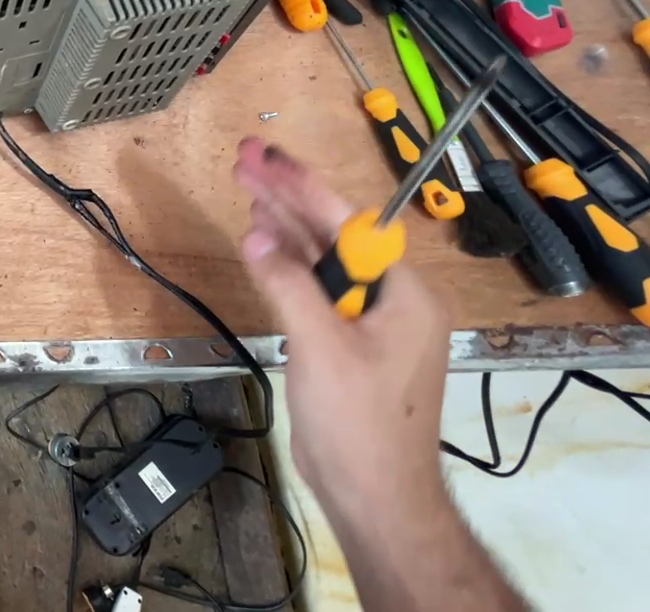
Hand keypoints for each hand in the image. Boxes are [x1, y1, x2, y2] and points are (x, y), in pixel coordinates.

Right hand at [231, 137, 452, 527]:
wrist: (374, 494)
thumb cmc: (360, 422)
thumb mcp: (323, 347)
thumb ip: (288, 285)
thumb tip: (255, 234)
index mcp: (403, 293)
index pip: (347, 224)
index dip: (303, 185)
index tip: (269, 155)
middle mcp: (388, 297)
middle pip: (331, 232)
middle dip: (287, 194)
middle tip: (246, 156)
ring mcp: (365, 318)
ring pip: (318, 256)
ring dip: (281, 221)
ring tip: (246, 183)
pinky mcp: (341, 337)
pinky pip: (311, 283)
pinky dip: (283, 259)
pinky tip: (260, 237)